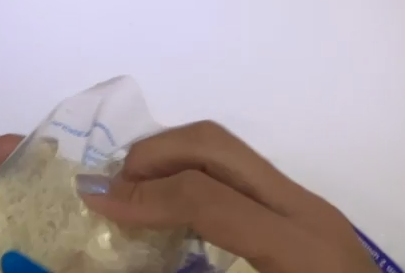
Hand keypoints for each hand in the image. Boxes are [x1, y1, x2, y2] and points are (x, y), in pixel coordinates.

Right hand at [78, 121, 375, 272]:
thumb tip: (103, 261)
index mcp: (302, 251)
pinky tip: (173, 206)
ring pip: (225, 148)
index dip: (141, 197)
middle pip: (213, 144)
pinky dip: (193, 173)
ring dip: (169, 157)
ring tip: (135, 190)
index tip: (93, 203)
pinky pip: (238, 173)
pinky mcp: (307, 215)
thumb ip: (183, 268)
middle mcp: (309, 214)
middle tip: (114, 186)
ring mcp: (311, 209)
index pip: (204, 197)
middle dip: (151, 154)